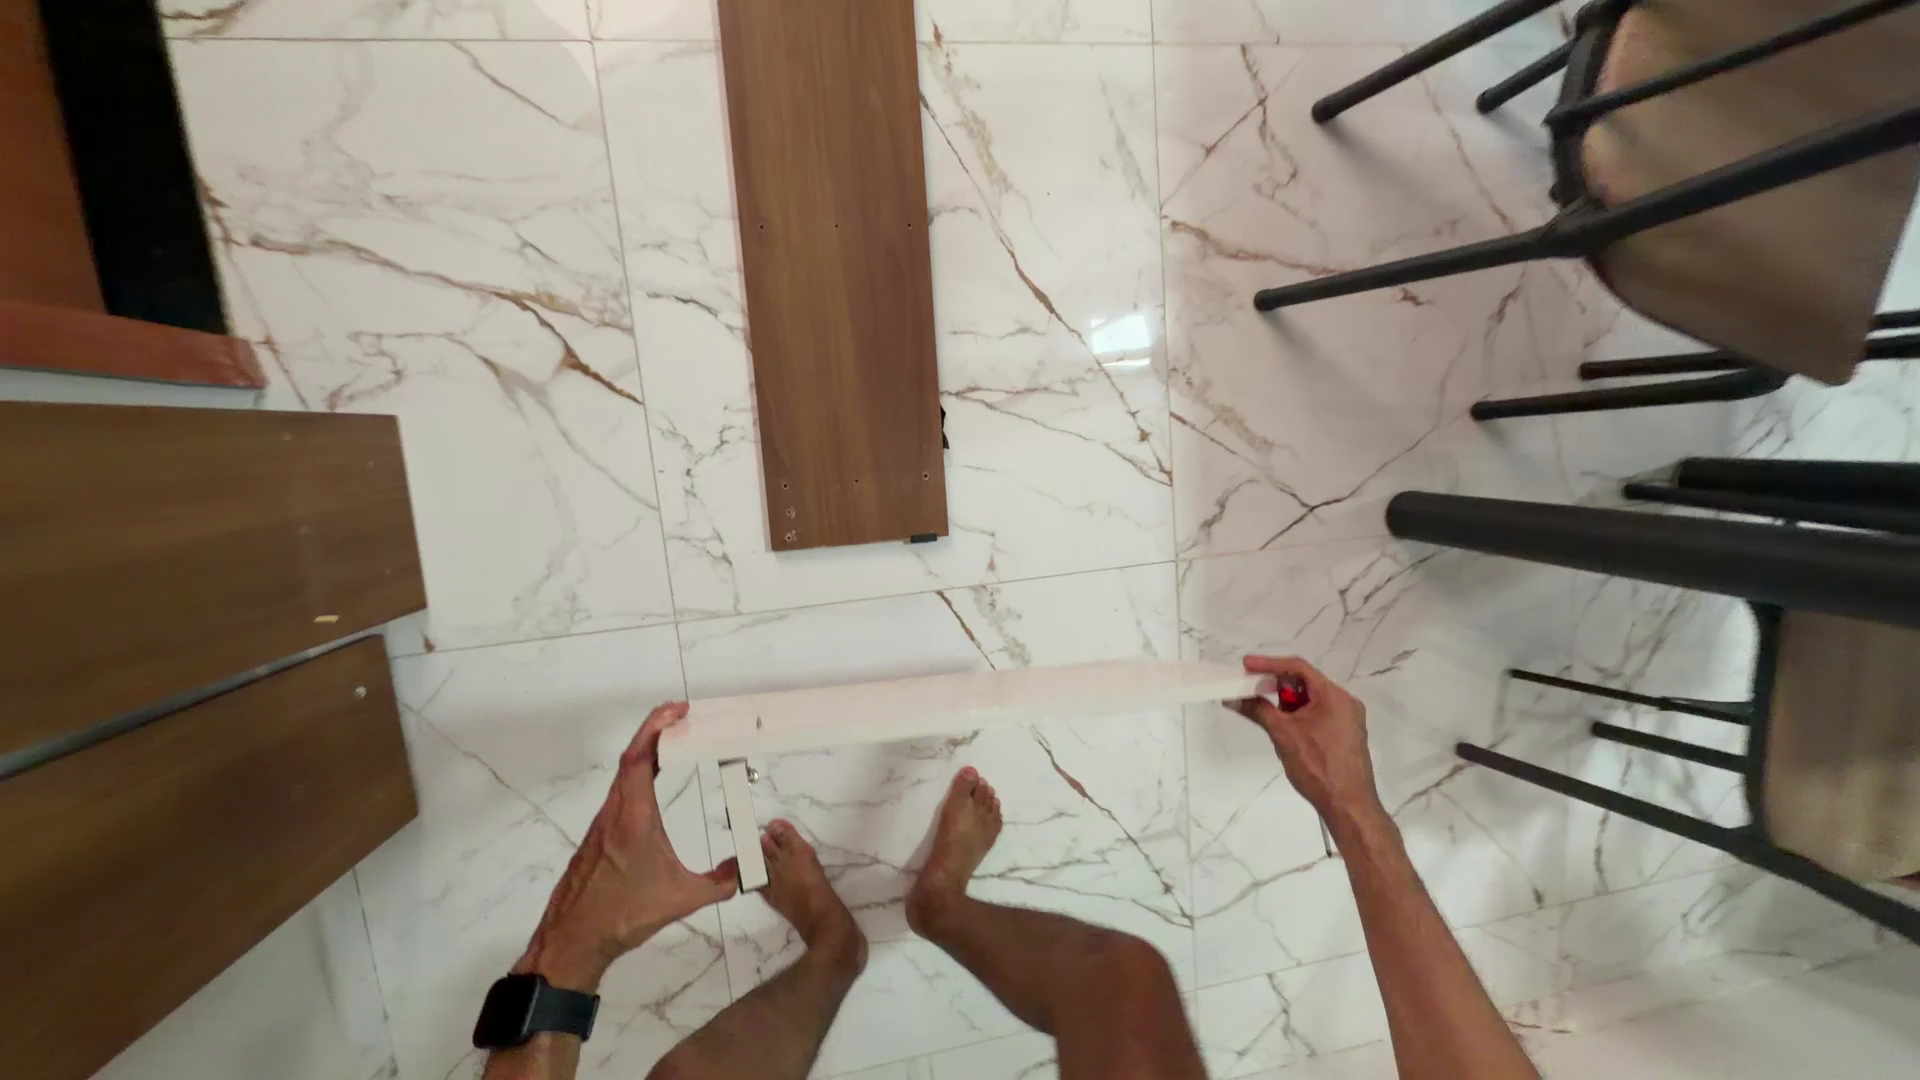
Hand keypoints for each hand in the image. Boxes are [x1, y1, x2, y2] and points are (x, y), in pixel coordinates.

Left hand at [515, 702, 739, 991]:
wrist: (572, 941)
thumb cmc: (625, 913)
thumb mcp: (682, 898)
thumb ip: (720, 882)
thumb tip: (747, 869)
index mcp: (634, 816)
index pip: (640, 758)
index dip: (656, 728)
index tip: (678, 710)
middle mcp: (616, 812)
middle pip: (631, 757)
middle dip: (656, 730)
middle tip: (683, 716)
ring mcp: (603, 823)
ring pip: (623, 775)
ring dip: (646, 752)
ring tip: (674, 742)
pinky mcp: (598, 837)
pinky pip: (620, 792)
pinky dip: (638, 774)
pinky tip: (653, 781)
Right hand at [1232, 656, 1384, 826]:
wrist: (1348, 805)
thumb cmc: (1316, 766)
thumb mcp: (1282, 734)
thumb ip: (1257, 710)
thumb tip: (1232, 698)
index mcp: (1334, 696)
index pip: (1298, 668)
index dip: (1269, 664)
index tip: (1245, 666)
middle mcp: (1345, 702)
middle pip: (1306, 683)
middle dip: (1276, 685)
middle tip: (1252, 689)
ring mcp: (1348, 719)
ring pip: (1311, 700)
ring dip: (1287, 702)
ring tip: (1265, 711)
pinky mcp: (1346, 735)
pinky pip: (1319, 714)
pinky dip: (1299, 715)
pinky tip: (1284, 727)